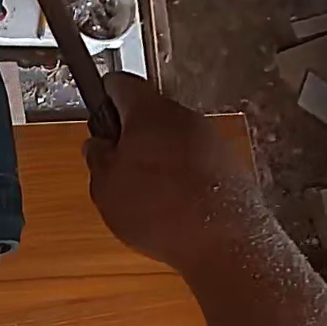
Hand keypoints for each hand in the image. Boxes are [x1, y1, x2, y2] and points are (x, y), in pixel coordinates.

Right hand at [83, 72, 268, 273]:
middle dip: (132, 138)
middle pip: (150, 115)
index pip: (121, 84)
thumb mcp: (106, 188)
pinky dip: (182, 177)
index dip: (104, 96)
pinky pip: (196, 162)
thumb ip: (98, 159)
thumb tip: (97, 147)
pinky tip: (174, 207)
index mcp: (148, 112)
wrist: (223, 241)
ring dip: (158, 159)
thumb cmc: (161, 211)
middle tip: (118, 169)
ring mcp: (210, 139)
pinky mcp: (229, 164)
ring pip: (174, 139)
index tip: (99, 114)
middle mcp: (183, 116)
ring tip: (148, 197)